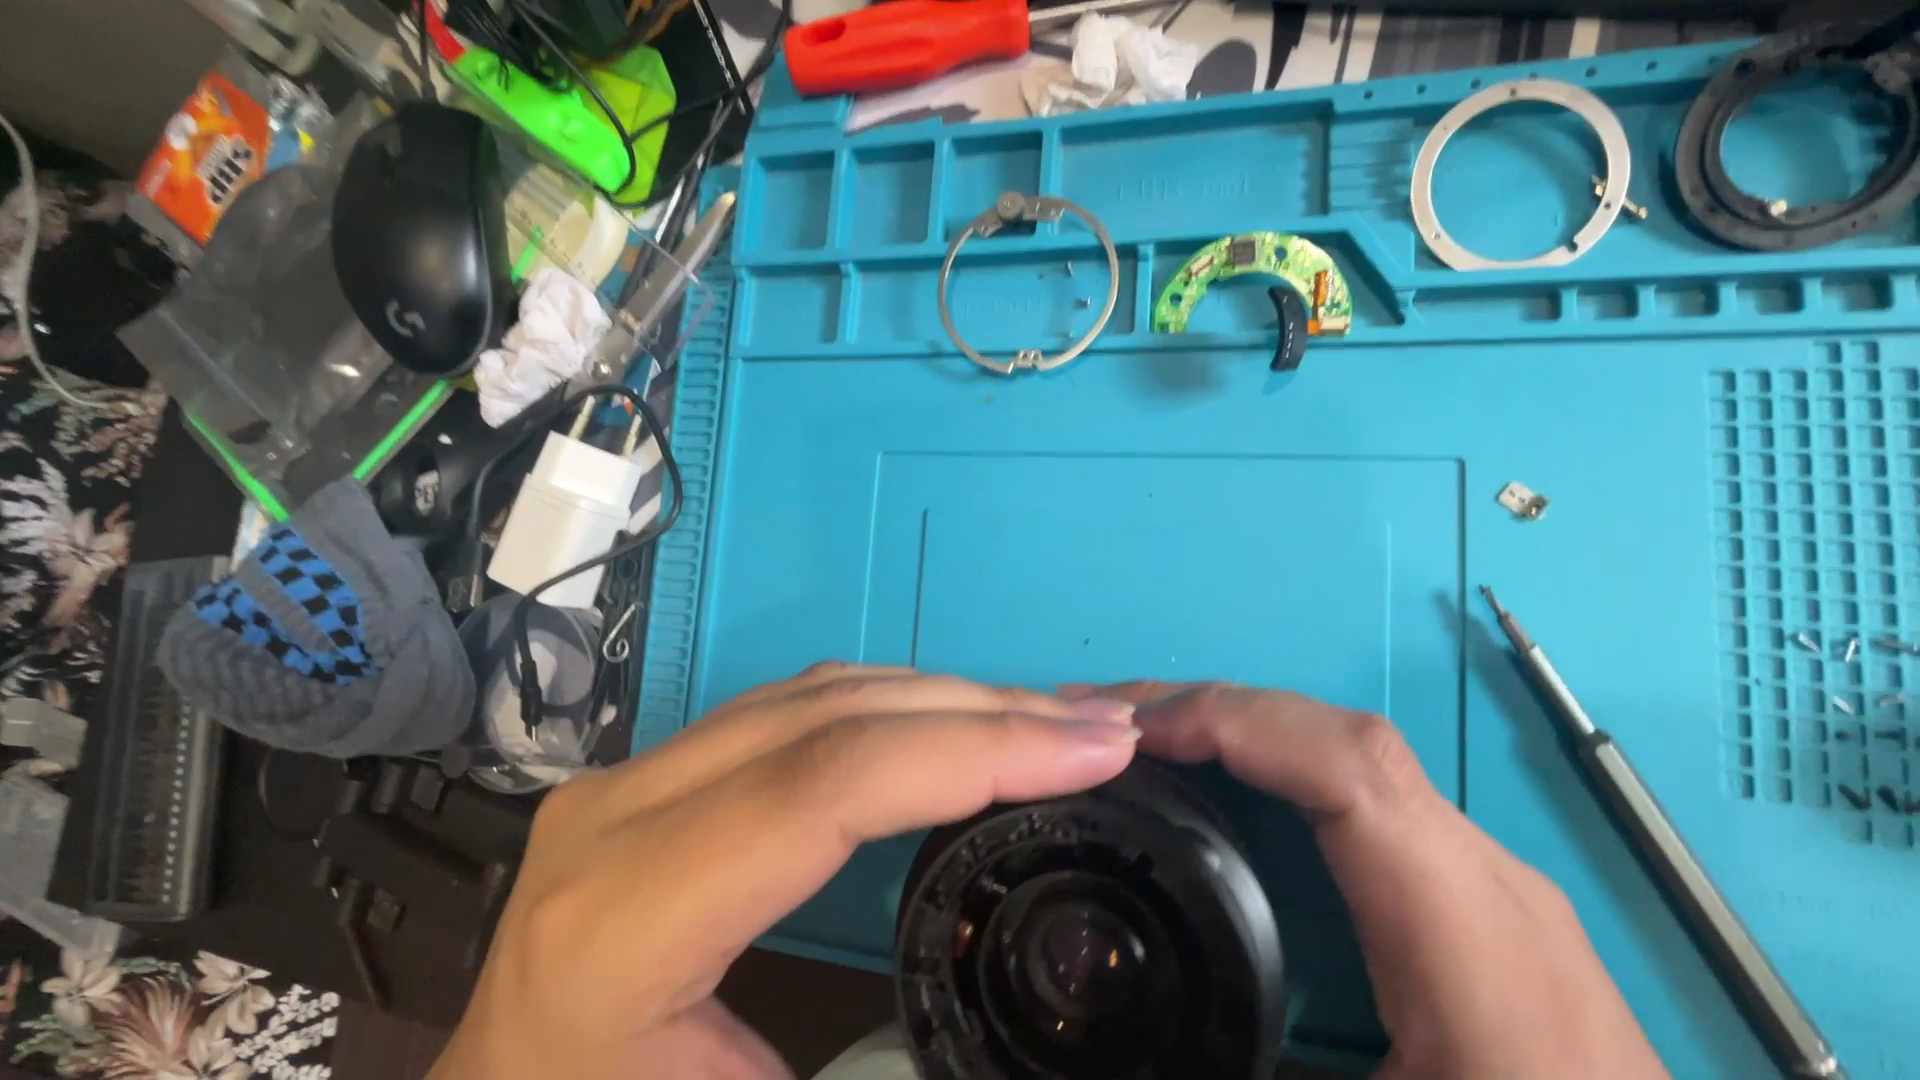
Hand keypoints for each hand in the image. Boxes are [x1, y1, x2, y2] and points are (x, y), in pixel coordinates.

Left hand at [431, 664, 1140, 1079]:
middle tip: (1101, 726)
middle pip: (827, 717)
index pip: (826, 786)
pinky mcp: (653, 776)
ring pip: (813, 693)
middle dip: (983, 711)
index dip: (973, 752)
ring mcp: (629, 779)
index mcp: (623, 917)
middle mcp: (616, 814)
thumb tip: (1042, 1040)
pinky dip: (893, 704)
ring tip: (1050, 718)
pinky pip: (791, 708)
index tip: (1096, 747)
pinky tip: (957, 719)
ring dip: (945, 696)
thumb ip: (896, 1074)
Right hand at [1071, 682, 1668, 1079]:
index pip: (1347, 767)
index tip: (1132, 735)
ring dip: (1242, 724)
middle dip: (1213, 706)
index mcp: (1462, 925)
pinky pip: (1360, 787)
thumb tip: (1108, 1061)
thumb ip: (1231, 1072)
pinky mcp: (1469, 889)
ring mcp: (1478, 871)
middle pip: (1338, 735)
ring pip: (1348, 750)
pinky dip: (1275, 760)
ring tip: (1145, 734)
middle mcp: (1478, 871)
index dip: (1235, 724)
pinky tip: (1223, 779)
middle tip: (1101, 718)